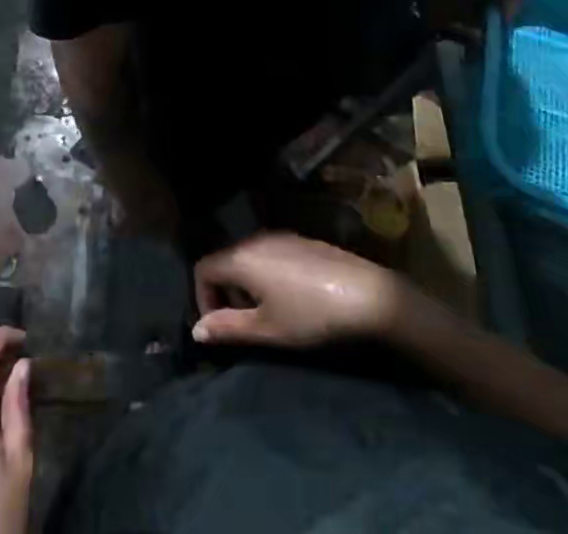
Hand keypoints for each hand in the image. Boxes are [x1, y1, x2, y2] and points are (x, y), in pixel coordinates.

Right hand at [192, 233, 411, 347]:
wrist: (370, 295)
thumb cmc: (311, 315)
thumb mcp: (267, 329)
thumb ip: (228, 328)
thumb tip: (196, 331)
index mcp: (240, 258)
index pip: (203, 269)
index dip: (202, 298)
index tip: (220, 326)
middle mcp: (255, 240)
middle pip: (225, 262)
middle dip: (227, 294)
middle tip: (247, 323)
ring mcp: (281, 237)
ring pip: (249, 258)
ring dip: (248, 285)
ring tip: (272, 313)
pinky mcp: (303, 241)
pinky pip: (271, 255)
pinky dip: (268, 275)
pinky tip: (295, 298)